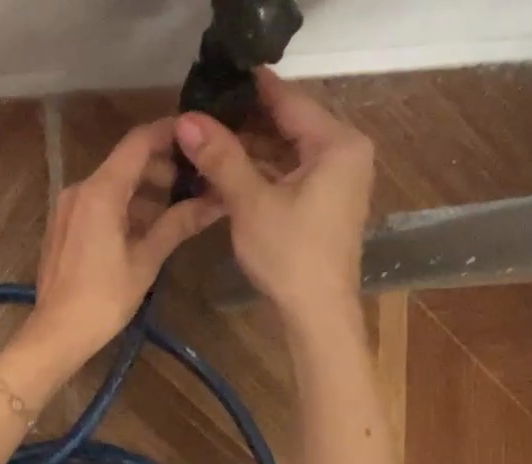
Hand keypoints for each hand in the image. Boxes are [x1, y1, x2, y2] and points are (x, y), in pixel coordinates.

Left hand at [19, 119, 224, 367]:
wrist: (57, 334)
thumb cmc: (103, 299)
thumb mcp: (146, 261)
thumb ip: (178, 224)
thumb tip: (216, 202)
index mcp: (101, 191)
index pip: (139, 142)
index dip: (171, 133)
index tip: (200, 137)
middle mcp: (80, 190)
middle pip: (126, 163)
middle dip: (162, 168)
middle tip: (196, 182)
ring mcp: (68, 209)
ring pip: (112, 186)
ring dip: (145, 192)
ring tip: (178, 210)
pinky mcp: (63, 228)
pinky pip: (97, 205)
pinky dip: (124, 208)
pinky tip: (146, 229)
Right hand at [173, 68, 372, 315]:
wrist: (316, 313)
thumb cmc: (289, 255)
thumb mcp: (250, 203)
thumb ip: (221, 158)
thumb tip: (186, 120)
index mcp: (337, 143)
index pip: (288, 100)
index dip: (248, 90)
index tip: (213, 82)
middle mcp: (345, 152)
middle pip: (288, 124)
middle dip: (244, 122)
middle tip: (201, 117)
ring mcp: (338, 178)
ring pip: (287, 150)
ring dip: (249, 150)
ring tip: (205, 143)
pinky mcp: (326, 202)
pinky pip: (290, 173)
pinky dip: (262, 172)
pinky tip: (227, 173)